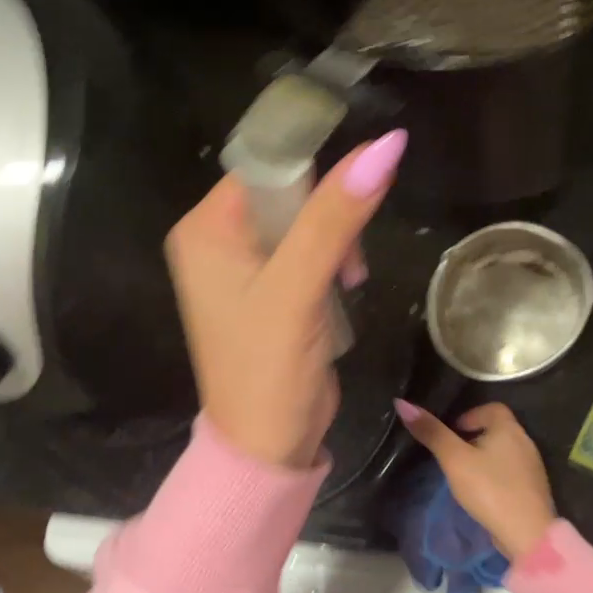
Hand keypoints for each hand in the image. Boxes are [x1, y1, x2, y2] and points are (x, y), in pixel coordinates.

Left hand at [165, 131, 406, 468]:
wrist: (268, 448)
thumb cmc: (271, 368)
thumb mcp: (301, 288)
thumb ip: (336, 217)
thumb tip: (387, 144)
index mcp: (205, 229)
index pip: (265, 166)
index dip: (315, 171)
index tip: (354, 196)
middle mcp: (217, 241)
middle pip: (288, 193)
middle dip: (329, 217)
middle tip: (349, 260)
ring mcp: (242, 270)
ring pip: (304, 223)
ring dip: (336, 244)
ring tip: (349, 283)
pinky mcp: (269, 294)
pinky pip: (306, 254)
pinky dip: (332, 266)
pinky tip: (343, 292)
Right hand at [395, 401, 557, 557]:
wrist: (526, 532)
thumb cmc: (489, 489)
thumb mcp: (455, 460)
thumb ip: (432, 433)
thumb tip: (402, 403)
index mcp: (509, 428)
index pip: (491, 408)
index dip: (469, 415)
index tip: (451, 434)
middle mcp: (525, 441)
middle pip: (496, 429)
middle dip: (473, 438)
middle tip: (451, 455)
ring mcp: (532, 466)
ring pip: (502, 452)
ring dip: (483, 458)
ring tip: (462, 474)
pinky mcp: (532, 488)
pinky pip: (509, 472)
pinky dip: (494, 475)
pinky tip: (481, 491)